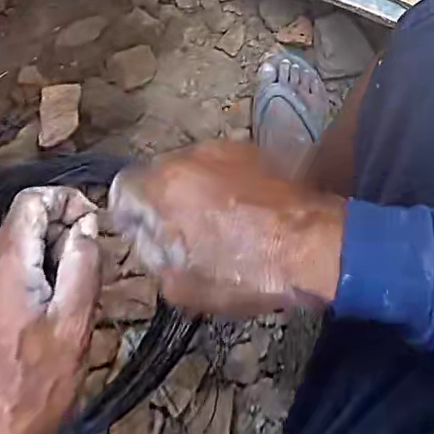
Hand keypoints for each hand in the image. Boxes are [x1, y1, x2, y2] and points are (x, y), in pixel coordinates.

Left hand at [0, 187, 100, 433]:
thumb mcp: (74, 321)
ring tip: (73, 289)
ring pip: (16, 245)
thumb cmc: (29, 393)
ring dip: (50, 253)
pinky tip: (49, 307)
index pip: (32, 200)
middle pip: (24, 220)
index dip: (68, 200)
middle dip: (63, 230)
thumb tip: (86, 225)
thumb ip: (83, 261)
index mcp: (3, 269)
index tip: (92, 223)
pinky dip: (32, 273)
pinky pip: (4, 272)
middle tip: (90, 261)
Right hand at [109, 141, 344, 316]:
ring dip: (195, 188)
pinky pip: (224, 165)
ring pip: (194, 167)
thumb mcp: (180, 285)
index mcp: (164, 186)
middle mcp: (191, 155)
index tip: (145, 235)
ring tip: (216, 223)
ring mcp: (227, 147)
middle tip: (181, 233)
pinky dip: (224, 182)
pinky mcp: (255, 149)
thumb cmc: (243, 271)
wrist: (310, 242)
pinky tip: (241, 210)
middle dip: (163, 199)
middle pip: (161, 173)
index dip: (130, 214)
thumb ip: (153, 254)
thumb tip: (152, 238)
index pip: (123, 187)